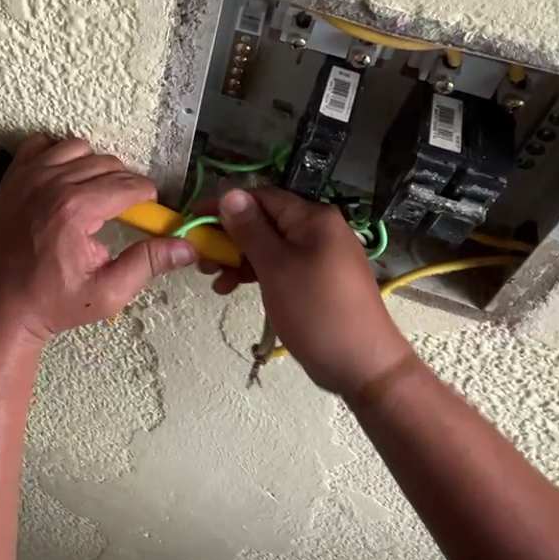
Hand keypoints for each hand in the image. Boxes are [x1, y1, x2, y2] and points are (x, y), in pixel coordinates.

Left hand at [0, 134, 196, 346]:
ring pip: (78, 147)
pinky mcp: (12, 177)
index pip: (129, 185)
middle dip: (124, 184)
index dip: (146, 197)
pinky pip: (41, 143)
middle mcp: (51, 185)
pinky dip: (57, 153)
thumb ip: (148, 263)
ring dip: (93, 166)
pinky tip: (63, 179)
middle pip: (108, 164)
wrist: (2, 308)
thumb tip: (186, 247)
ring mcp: (28, 177)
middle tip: (124, 210)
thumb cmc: (52, 303)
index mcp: (76, 211)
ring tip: (94, 195)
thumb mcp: (108, 291)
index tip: (148, 211)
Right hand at [211, 187, 413, 396]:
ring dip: (240, 258)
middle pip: (264, 221)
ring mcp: (321, 254)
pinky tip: (235, 288)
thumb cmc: (316, 311)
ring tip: (216, 281)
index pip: (260, 196)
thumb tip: (229, 193)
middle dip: (230, 237)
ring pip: (270, 245)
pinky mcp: (318, 279)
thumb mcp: (275, 267)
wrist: (364, 366)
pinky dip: (258, 273)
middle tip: (202, 261)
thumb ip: (250, 228)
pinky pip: (282, 264)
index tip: (194, 222)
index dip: (224, 206)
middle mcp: (319, 228)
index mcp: (313, 217)